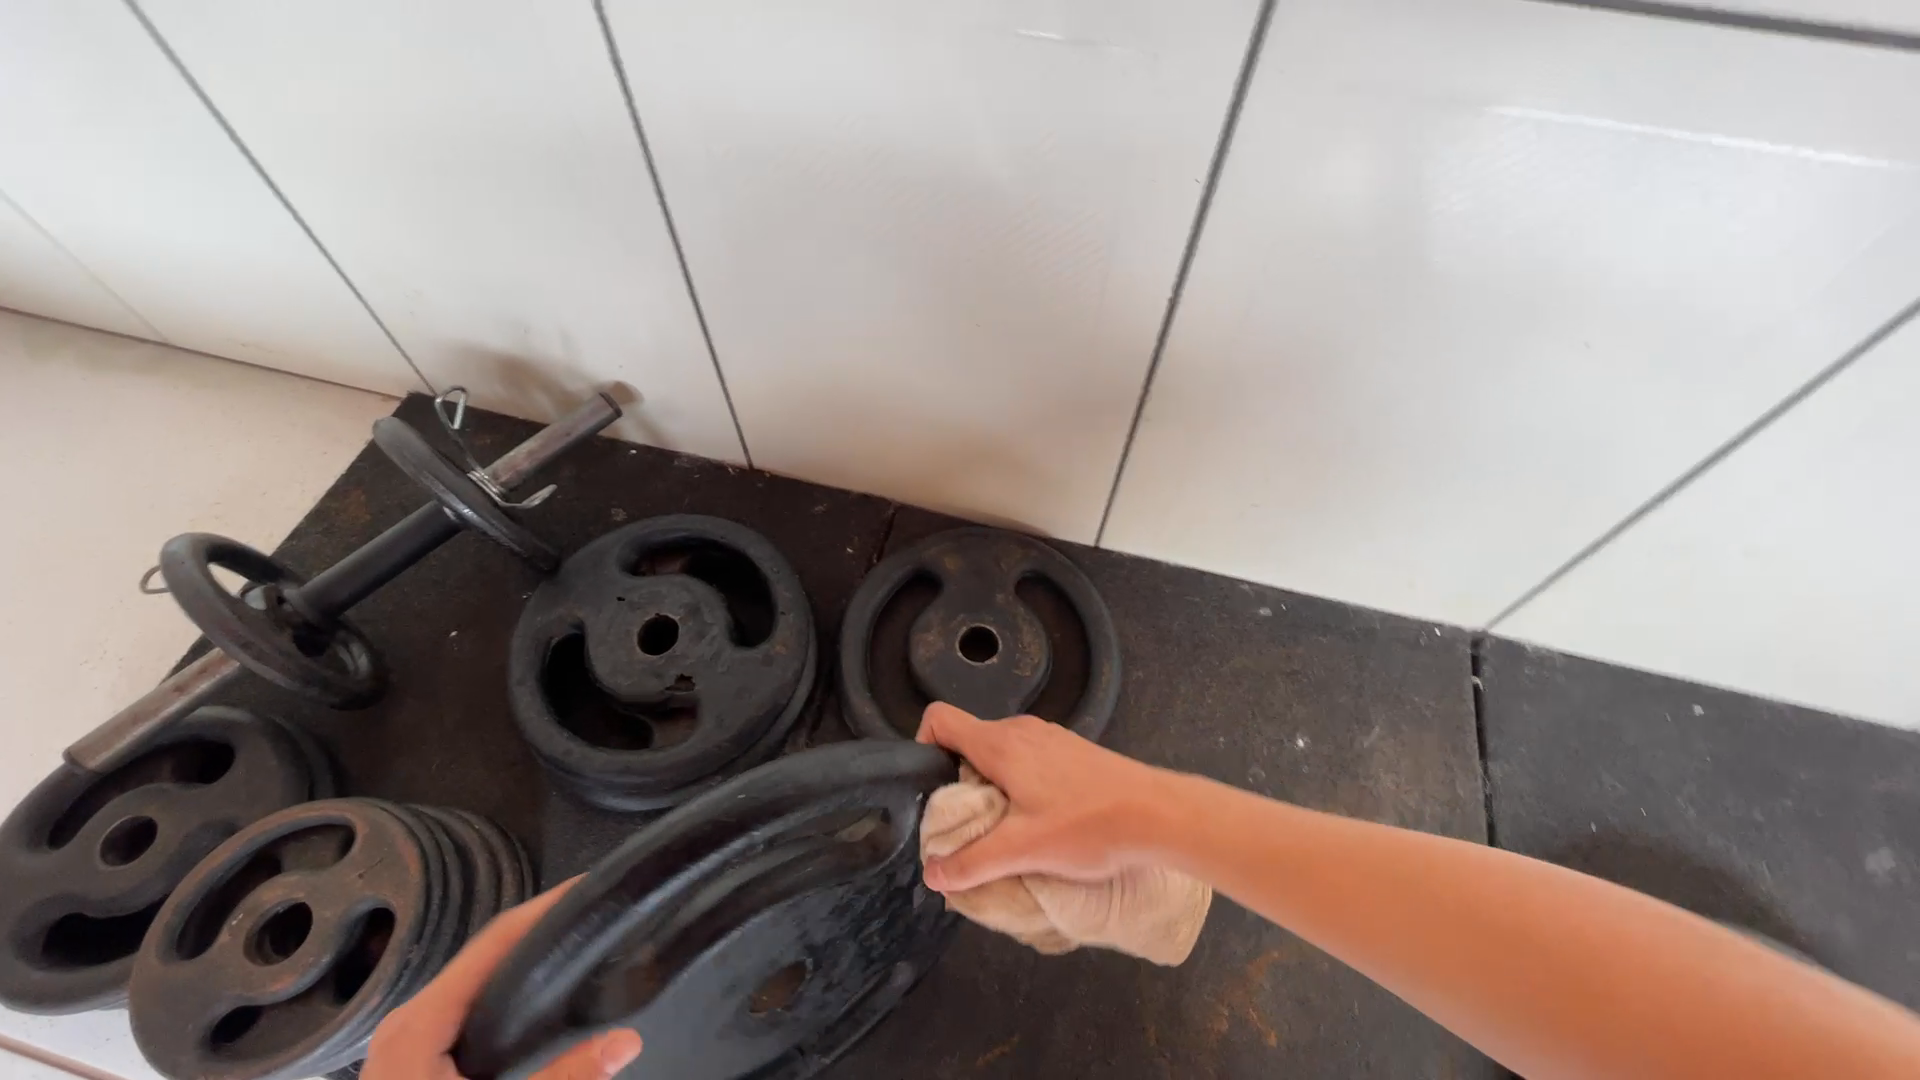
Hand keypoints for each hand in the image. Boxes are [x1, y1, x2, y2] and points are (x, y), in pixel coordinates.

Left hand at [363, 880, 641, 1079]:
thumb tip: (626, 1041)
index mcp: (420, 1023)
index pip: (495, 939)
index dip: (545, 907)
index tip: (590, 885)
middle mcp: (411, 1021)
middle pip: (488, 953)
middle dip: (544, 927)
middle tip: (597, 913)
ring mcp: (412, 1041)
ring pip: (480, 978)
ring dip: (528, 956)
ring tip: (579, 942)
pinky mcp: (419, 1061)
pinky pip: (474, 1003)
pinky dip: (512, 987)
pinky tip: (542, 996)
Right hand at [915, 702, 1173, 891]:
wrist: (1159, 815)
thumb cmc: (1087, 826)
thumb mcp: (1023, 850)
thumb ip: (972, 862)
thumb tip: (932, 873)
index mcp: (1000, 743)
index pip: (940, 719)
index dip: (923, 747)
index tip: (932, 791)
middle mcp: (1020, 729)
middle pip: (968, 742)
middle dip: (958, 783)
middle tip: (970, 828)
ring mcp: (1049, 736)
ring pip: (999, 753)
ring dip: (991, 788)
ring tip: (1007, 831)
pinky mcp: (1071, 749)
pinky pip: (1026, 759)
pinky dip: (1019, 785)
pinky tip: (1042, 821)